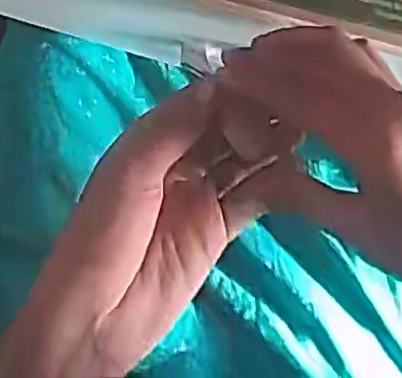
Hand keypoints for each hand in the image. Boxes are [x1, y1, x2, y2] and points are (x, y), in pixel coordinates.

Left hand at [0, 81, 287, 376]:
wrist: (96, 315)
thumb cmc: (103, 233)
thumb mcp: (131, 170)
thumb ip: (172, 129)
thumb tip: (217, 86)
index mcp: (155, 134)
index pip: (203, 101)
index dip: (234, 93)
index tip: (267, 90)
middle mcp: (181, 156)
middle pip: (227, 125)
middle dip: (258, 116)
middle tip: (293, 113)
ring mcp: (200, 192)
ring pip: (244, 157)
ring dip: (271, 145)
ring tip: (306, 132)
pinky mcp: (217, 229)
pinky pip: (252, 198)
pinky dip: (276, 185)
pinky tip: (299, 174)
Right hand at [219, 25, 401, 377]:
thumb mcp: (363, 232)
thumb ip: (303, 192)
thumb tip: (253, 170)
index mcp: (374, 141)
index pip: (301, 93)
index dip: (257, 79)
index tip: (221, 73)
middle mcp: (386, 104)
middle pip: (316, 59)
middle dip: (269, 55)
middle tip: (231, 62)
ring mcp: (401, 94)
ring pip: (339, 48)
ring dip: (296, 43)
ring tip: (261, 55)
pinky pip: (359, 55)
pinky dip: (325, 47)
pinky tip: (307, 60)